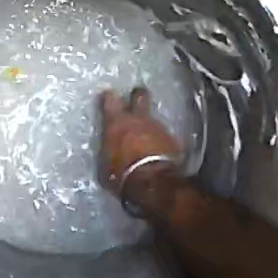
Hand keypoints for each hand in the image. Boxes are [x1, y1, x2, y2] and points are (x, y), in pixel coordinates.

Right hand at [99, 88, 183, 217]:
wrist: (153, 181)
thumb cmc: (121, 172)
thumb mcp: (104, 163)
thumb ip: (107, 149)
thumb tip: (108, 148)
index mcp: (116, 122)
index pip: (110, 99)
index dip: (109, 96)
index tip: (107, 96)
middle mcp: (138, 119)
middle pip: (140, 96)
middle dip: (137, 95)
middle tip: (135, 98)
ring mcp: (158, 127)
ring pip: (153, 118)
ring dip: (149, 125)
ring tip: (147, 137)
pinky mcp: (174, 140)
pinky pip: (165, 136)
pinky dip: (161, 141)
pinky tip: (159, 151)